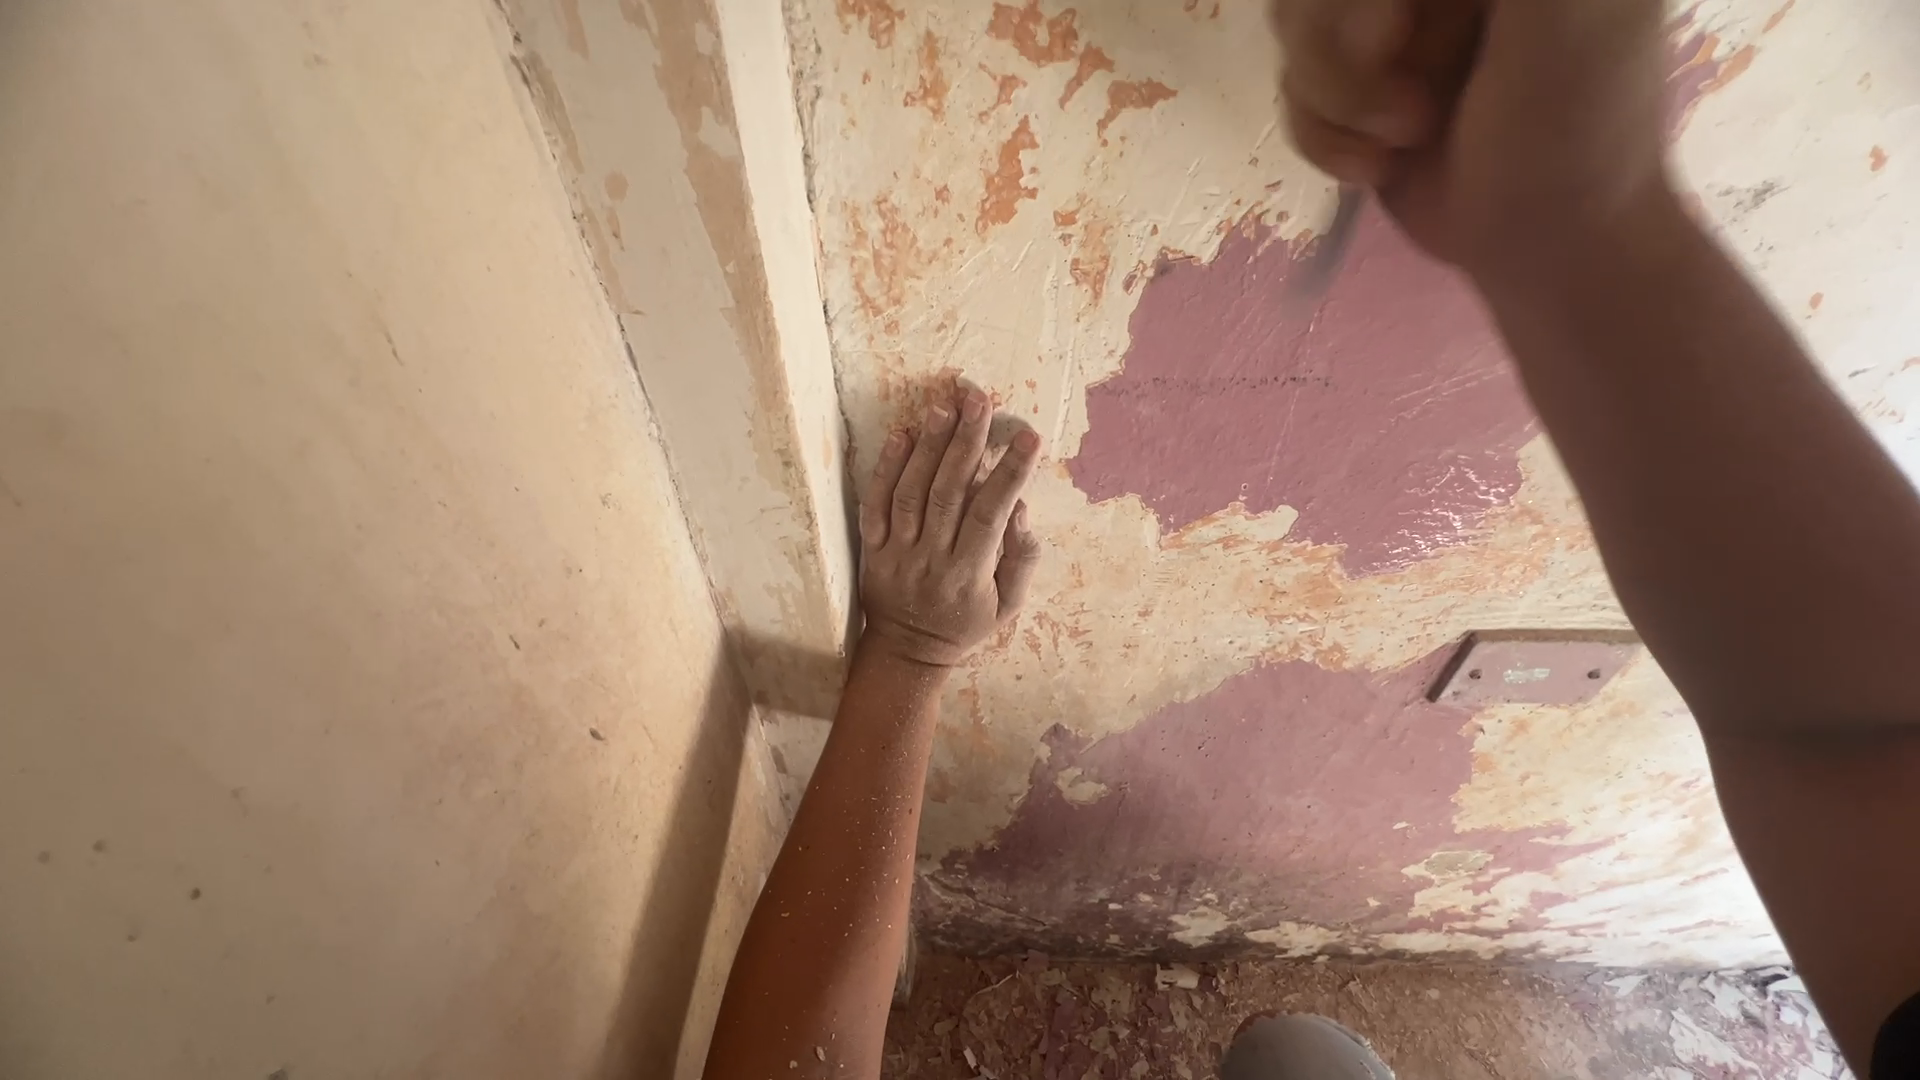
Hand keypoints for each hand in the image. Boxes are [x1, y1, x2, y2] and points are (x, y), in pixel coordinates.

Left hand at [857, 388, 1043, 668]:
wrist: (906, 652)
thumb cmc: (964, 626)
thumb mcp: (1007, 608)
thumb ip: (1020, 561)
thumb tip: (1021, 510)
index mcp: (969, 574)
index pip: (990, 513)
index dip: (1010, 472)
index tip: (1029, 436)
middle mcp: (931, 559)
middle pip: (948, 492)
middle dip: (967, 442)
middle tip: (980, 399)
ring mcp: (897, 552)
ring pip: (911, 492)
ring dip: (928, 446)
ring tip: (945, 407)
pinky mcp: (871, 548)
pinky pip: (875, 504)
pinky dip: (886, 468)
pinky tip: (901, 434)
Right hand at [1272, 0, 1672, 272]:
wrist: (1535, 239)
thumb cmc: (1570, 126)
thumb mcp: (1564, 13)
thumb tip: (1398, 5)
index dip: (1354, 8)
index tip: (1396, 36)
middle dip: (1346, 57)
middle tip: (1414, 103)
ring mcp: (1387, 27)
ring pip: (1294, 33)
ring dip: (1336, 106)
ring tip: (1404, 138)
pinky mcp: (1351, 90)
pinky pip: (1290, 97)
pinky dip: (1324, 142)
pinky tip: (1379, 165)